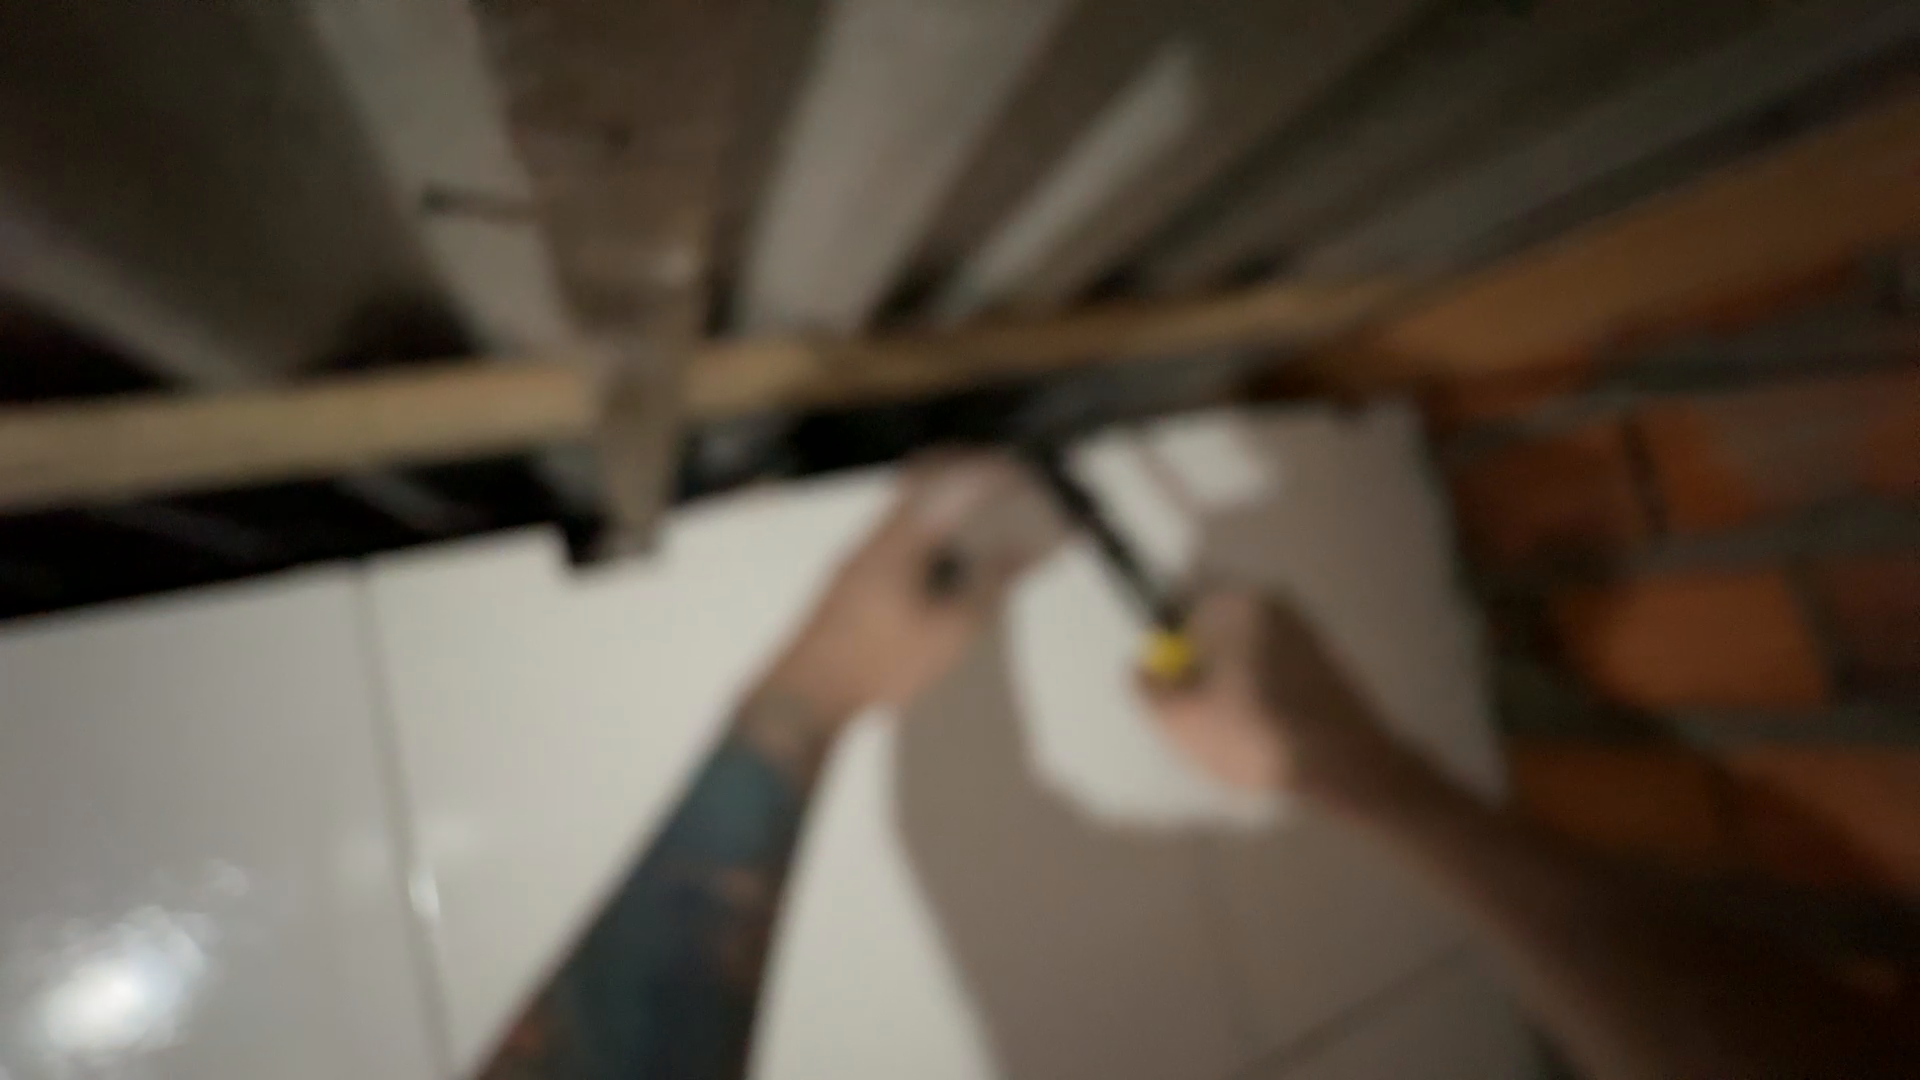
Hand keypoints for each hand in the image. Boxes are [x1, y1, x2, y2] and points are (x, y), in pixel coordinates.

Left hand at [765, 454, 1051, 722]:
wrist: (804, 695)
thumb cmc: (881, 659)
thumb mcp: (948, 630)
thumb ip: (986, 585)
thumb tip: (1018, 551)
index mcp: (898, 538)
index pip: (940, 477)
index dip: (977, 468)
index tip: (1010, 471)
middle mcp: (873, 538)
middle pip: (920, 493)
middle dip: (962, 489)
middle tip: (1000, 500)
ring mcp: (856, 562)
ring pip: (907, 523)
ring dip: (943, 522)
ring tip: (980, 542)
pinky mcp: (849, 586)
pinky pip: (896, 547)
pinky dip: (926, 547)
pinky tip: (942, 579)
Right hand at [1137, 590, 1397, 799]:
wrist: (1349, 771)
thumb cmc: (1254, 733)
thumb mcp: (1178, 716)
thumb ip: (1146, 684)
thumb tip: (1143, 667)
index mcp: (1238, 603)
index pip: (1177, 600)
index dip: (1160, 636)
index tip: (1158, 672)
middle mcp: (1275, 605)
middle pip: (1212, 628)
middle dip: (1194, 662)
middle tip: (1185, 706)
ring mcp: (1307, 634)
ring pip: (1243, 653)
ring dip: (1226, 681)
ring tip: (1224, 728)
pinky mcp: (1327, 667)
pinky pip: (1272, 672)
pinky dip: (1258, 694)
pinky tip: (1258, 733)